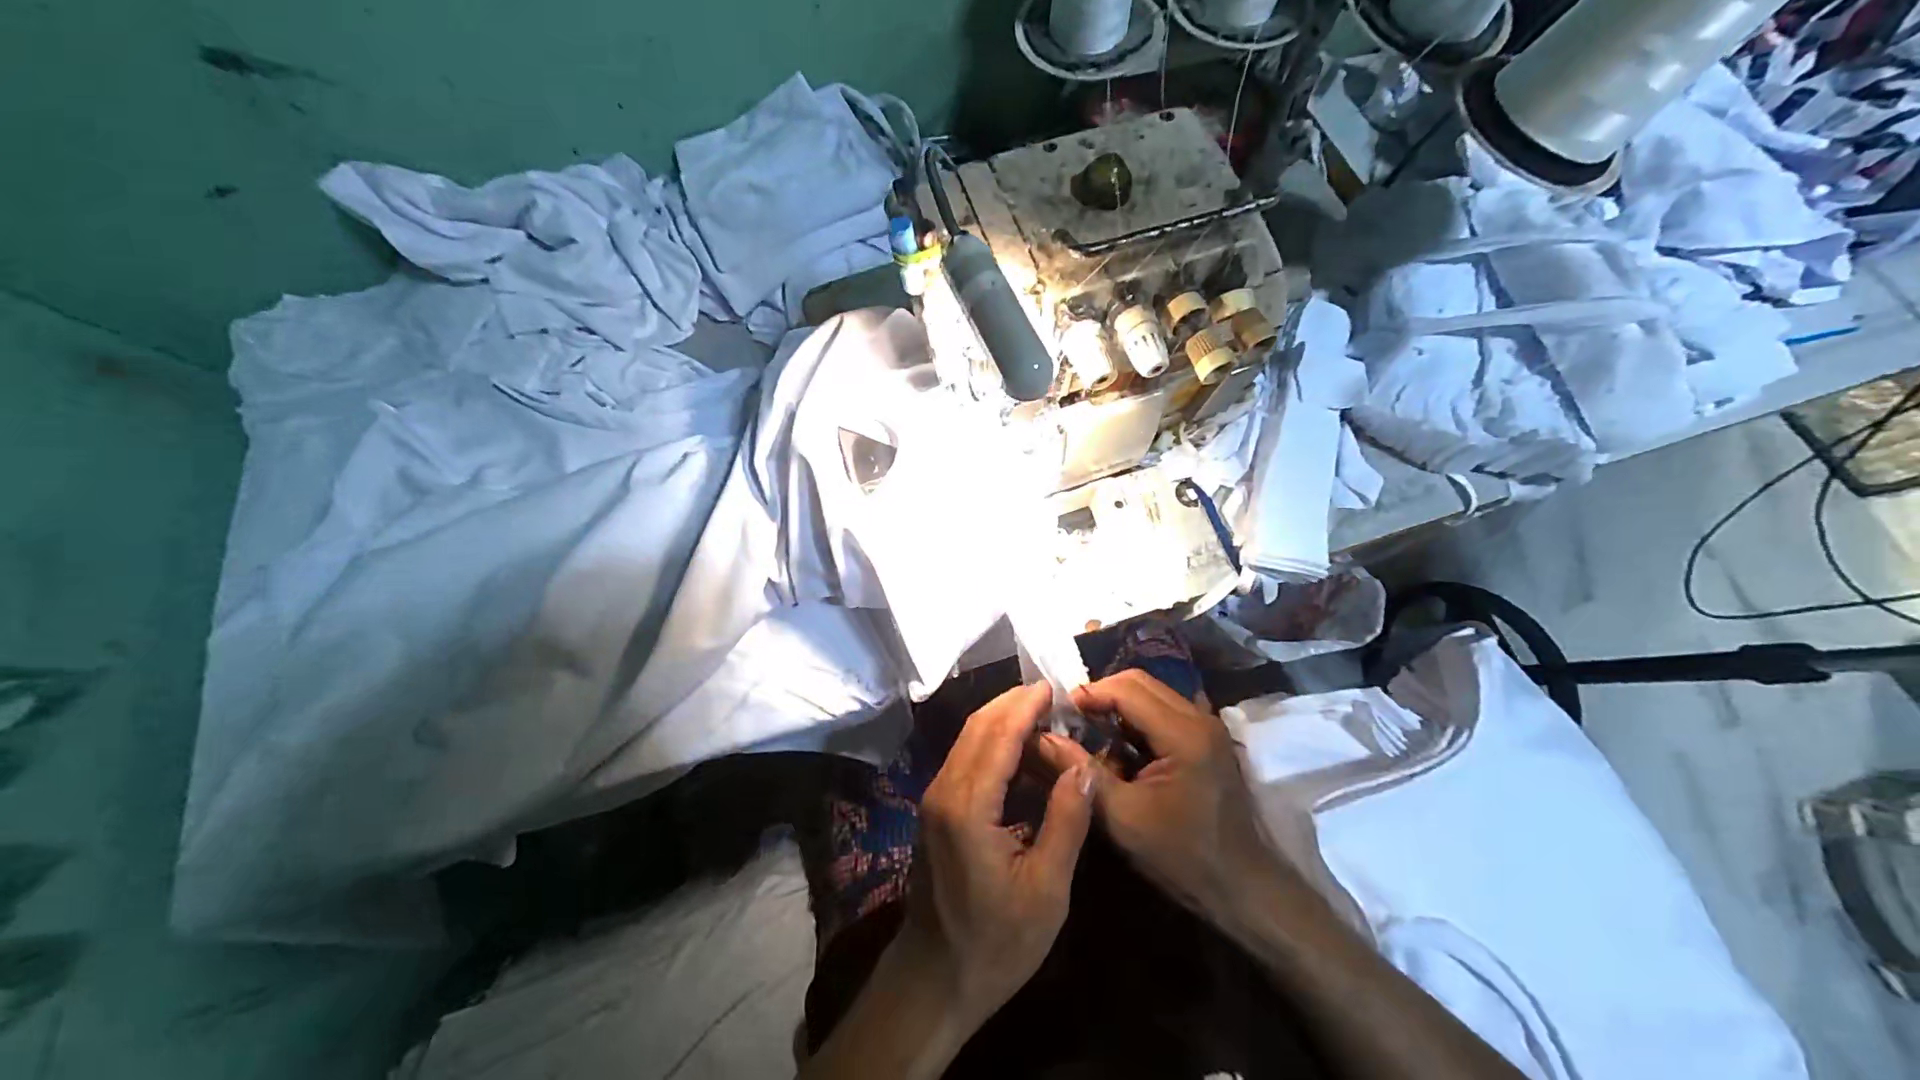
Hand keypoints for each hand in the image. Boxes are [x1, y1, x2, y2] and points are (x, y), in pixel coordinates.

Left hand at [901, 681, 1095, 1024]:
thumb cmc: (996, 942)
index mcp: (968, 806)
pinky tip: (1019, 752)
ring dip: (1001, 721)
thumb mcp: (1046, 888)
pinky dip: (991, 744)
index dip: (1025, 706)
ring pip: (967, 741)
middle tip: (1051, 695)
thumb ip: (1065, 821)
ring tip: (1042, 716)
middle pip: (976, 728)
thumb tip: (1084, 767)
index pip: (998, 735)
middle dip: (1012, 704)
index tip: (1053, 686)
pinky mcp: (936, 812)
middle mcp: (944, 792)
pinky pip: (964, 761)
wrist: (934, 979)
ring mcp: (934, 801)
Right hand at [1038, 670, 1292, 930]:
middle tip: (1071, 719)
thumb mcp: (1122, 816)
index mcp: (1183, 734)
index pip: (1127, 689)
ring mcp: (1207, 728)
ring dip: (1118, 705)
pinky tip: (1118, 746)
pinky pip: (1164, 711)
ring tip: (1089, 731)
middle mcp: (1199, 718)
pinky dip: (1136, 719)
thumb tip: (1041, 737)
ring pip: (1153, 694)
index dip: (1089, 694)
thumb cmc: (1181, 855)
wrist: (1242, 888)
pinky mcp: (1206, 740)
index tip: (1058, 713)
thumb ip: (1081, 771)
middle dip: (1102, 695)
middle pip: (1140, 683)